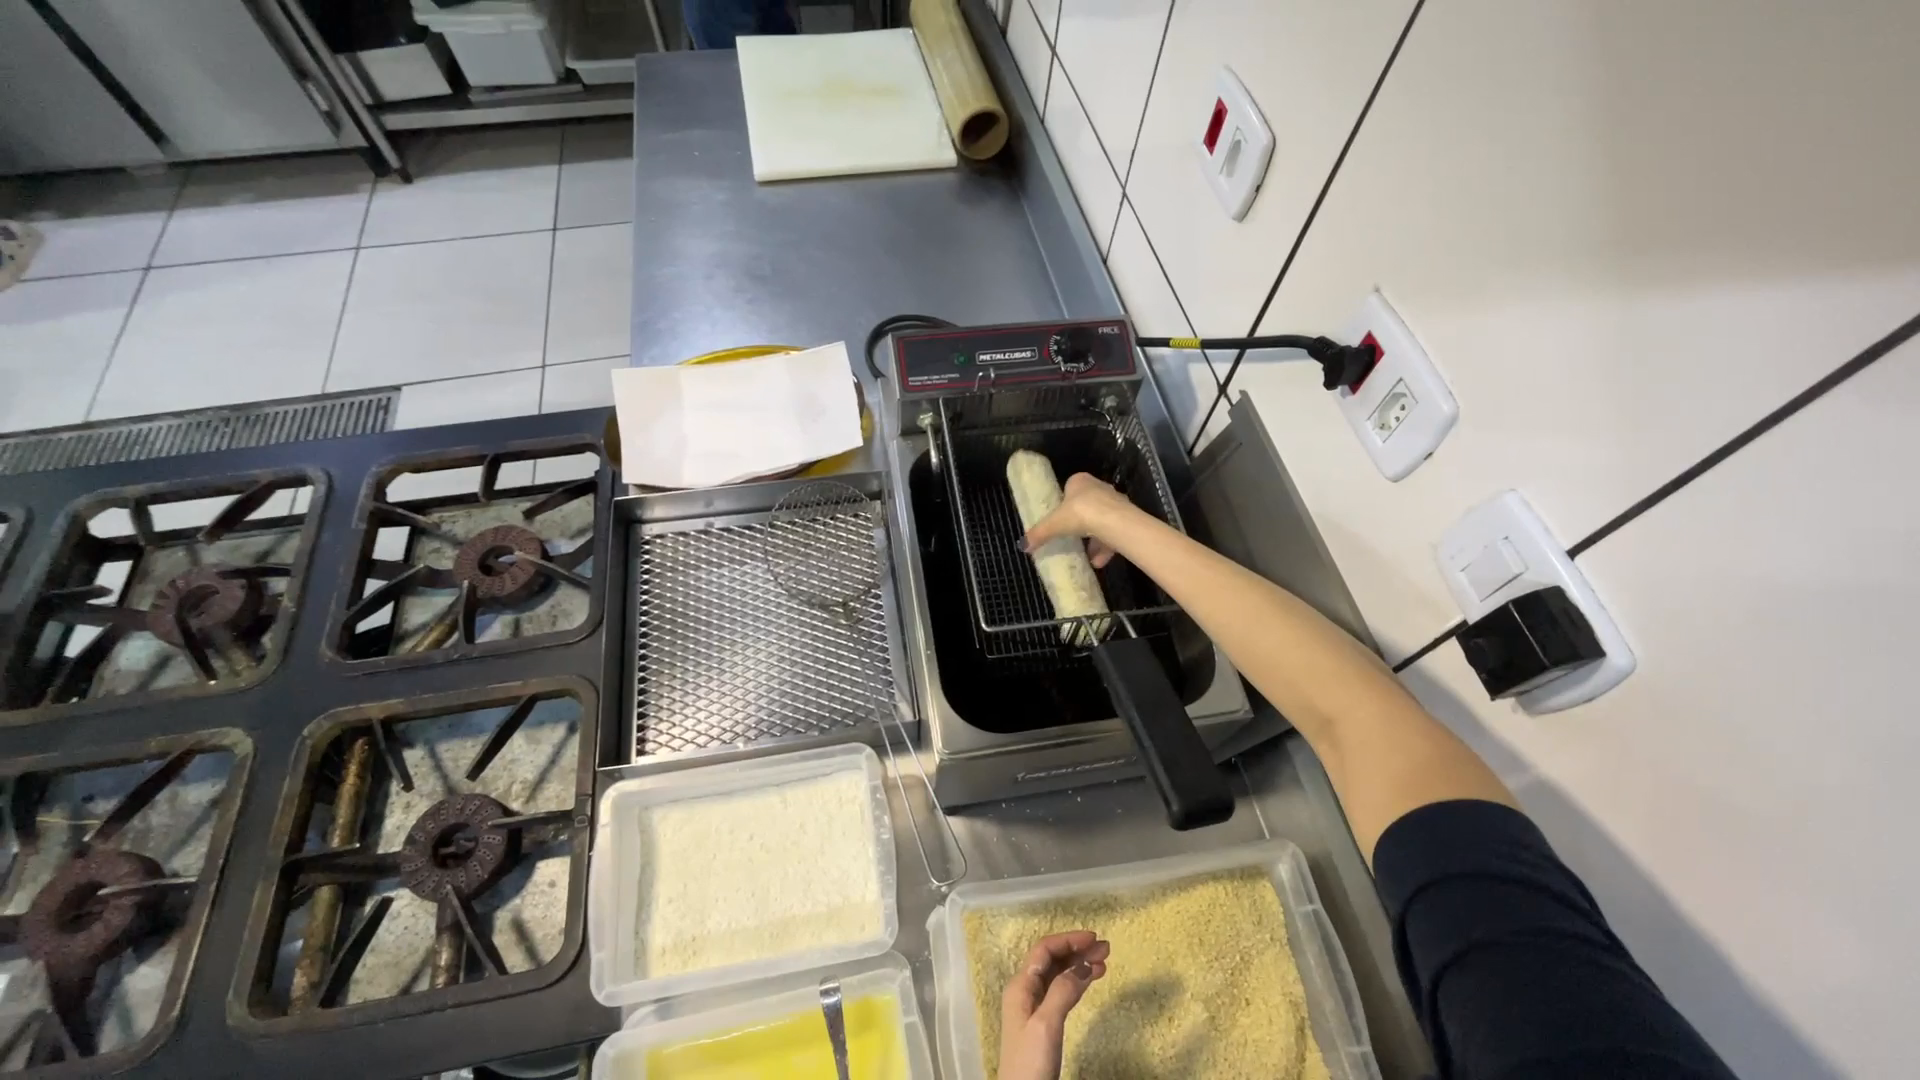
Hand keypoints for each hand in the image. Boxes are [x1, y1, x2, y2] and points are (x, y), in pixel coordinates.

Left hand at [998, 930, 1109, 1079]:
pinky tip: (1091, 980)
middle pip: (1052, 960)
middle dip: (1077, 950)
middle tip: (1106, 948)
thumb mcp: (1046, 1024)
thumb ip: (1062, 991)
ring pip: (1057, 974)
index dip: (1068, 940)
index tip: (1093, 938)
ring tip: (1104, 962)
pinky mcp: (1042, 1021)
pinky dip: (1077, 982)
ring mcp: (1033, 1006)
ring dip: (1079, 965)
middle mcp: (1025, 990)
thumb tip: (1081, 965)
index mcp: (1021, 985)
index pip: (1044, 950)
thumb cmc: (1031, 1061)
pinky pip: (1060, 991)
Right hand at [1021, 473, 1135, 568]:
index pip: (1070, 489)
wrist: (1113, 521)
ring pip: (1101, 521)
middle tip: (1072, 537)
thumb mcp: (1053, 524)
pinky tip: (1098, 562)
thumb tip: (1022, 546)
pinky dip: (1105, 547)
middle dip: (1080, 523)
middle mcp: (1099, 488)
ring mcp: (1115, 502)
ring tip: (1086, 556)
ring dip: (1094, 540)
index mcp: (1080, 481)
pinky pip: (1113, 533)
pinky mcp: (1126, 518)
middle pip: (1087, 506)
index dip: (1064, 504)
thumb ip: (1039, 534)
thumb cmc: (1079, 513)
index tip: (1060, 519)